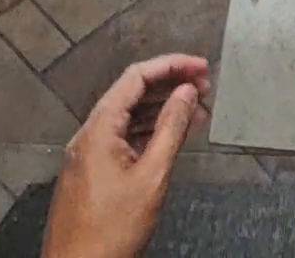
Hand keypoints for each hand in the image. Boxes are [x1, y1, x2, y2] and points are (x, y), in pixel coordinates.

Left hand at [42, 55, 212, 257]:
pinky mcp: (92, 172)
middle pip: (132, 92)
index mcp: (99, 129)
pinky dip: (151, 130)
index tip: (203, 69)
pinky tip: (174, 136)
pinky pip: (123, 137)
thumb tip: (187, 90)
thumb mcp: (152, 176)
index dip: (172, 65)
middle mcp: (89, 135)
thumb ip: (171, 128)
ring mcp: (88, 154)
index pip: (137, 77)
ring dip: (163, 108)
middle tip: (205, 89)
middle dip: (170, 84)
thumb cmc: (114, 228)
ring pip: (129, 115)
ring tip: (198, 113)